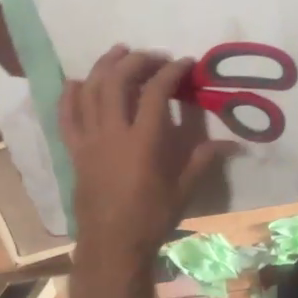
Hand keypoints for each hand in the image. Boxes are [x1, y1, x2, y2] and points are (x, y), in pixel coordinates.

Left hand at [60, 46, 238, 259]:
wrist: (112, 244)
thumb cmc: (152, 218)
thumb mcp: (184, 190)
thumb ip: (203, 160)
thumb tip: (231, 143)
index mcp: (144, 141)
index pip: (157, 93)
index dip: (172, 72)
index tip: (186, 62)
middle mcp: (113, 133)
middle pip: (118, 82)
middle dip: (136, 62)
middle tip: (154, 57)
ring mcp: (90, 140)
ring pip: (90, 91)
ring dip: (104, 66)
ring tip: (120, 53)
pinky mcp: (76, 151)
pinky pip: (67, 116)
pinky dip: (71, 95)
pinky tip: (78, 82)